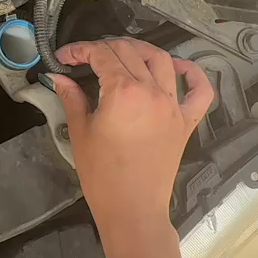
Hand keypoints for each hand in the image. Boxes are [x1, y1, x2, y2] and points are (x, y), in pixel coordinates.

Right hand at [49, 37, 213, 231]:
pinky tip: (178, 67)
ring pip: (161, 60)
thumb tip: (58, 77)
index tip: (64, 58)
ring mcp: (172, 105)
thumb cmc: (102, 174)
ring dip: (139, 49)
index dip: (79, 50)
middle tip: (84, 57)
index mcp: (122, 91)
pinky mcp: (185, 122)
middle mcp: (151, 91)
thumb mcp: (79, 132)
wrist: (132, 209)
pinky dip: (193, 74)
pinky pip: (199, 91)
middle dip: (103, 47)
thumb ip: (71, 97)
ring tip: (121, 52)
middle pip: (128, 51)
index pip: (100, 55)